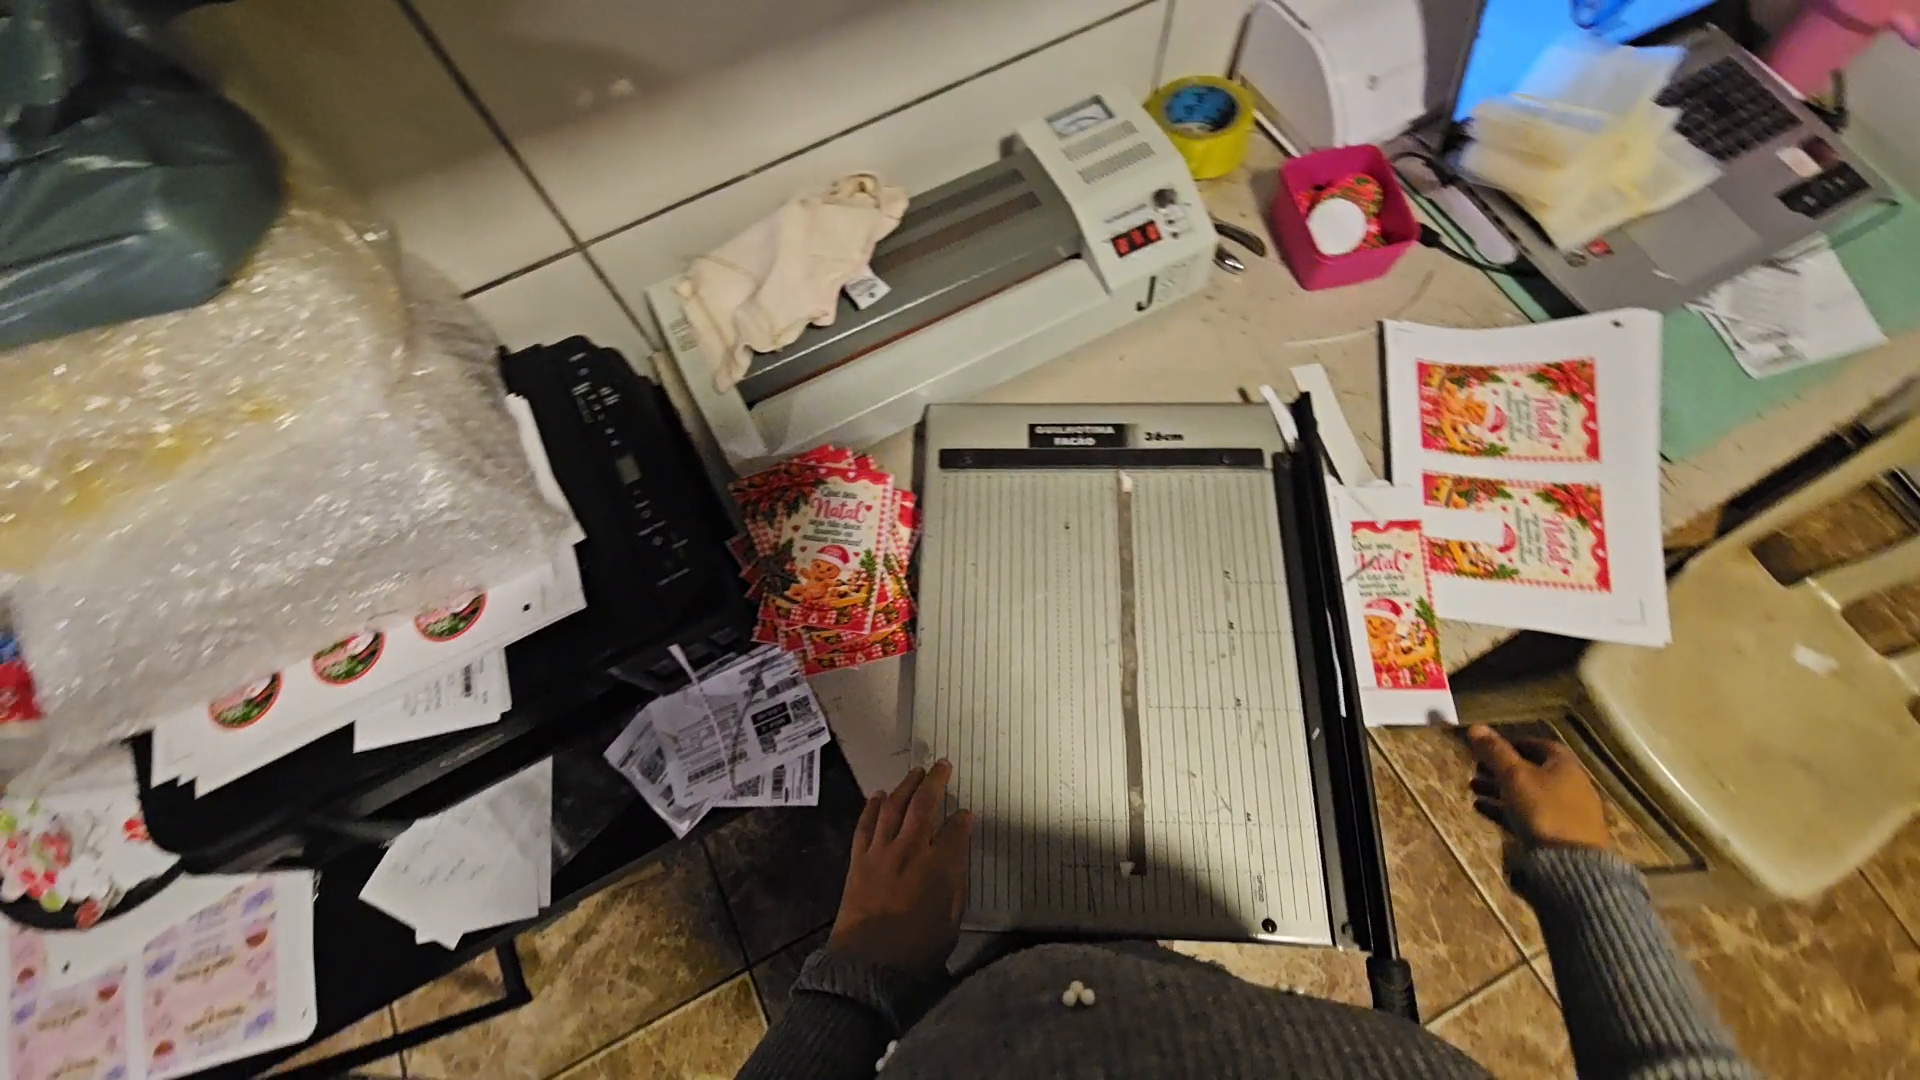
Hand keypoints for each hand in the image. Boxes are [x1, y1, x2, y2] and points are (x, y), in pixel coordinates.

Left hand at [829, 760, 973, 977]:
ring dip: (906, 786)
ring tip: (915, 772)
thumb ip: (955, 883)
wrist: (867, 968)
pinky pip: (865, 825)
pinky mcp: (859, 860)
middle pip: (923, 805)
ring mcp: (881, 852)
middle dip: (935, 781)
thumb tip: (957, 855)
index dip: (963, 819)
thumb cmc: (917, 951)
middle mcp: (909, 850)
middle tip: (942, 765)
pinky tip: (879, 795)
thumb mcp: (951, 921)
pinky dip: (872, 807)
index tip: (967, 813)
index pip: (955, 829)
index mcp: (938, 866)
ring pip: (893, 807)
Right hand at [1467, 725, 1609, 851]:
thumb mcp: (1514, 776)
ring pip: (1528, 792)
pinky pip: (1529, 813)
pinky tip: (1483, 808)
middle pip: (1533, 770)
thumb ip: (1495, 752)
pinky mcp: (1560, 832)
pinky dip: (1506, 807)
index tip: (1490, 746)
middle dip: (1502, 767)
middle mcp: (1571, 786)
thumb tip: (1475, 726)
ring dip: (1500, 787)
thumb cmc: (1543, 809)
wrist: (1571, 862)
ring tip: (1474, 788)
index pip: (1542, 746)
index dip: (1515, 742)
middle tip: (1477, 767)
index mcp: (1566, 767)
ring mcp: (1567, 811)